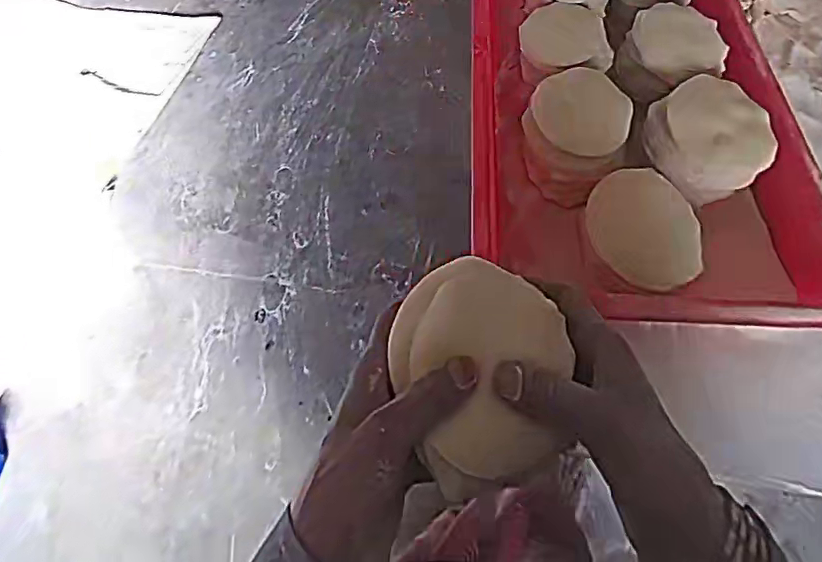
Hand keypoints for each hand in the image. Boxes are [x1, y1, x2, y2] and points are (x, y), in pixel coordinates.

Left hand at [291, 301, 476, 561]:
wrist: (329, 551)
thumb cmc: (340, 488)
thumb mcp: (381, 437)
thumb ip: (421, 402)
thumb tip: (464, 367)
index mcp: (370, 380)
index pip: (392, 324)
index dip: (416, 300)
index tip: (449, 286)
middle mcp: (386, 398)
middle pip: (420, 359)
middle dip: (449, 345)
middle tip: (485, 333)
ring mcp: (399, 431)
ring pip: (435, 398)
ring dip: (460, 390)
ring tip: (493, 378)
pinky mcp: (411, 462)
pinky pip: (444, 438)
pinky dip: (463, 433)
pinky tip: (486, 433)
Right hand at [492, 283, 727, 561]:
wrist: (678, 514)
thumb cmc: (647, 454)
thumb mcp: (600, 420)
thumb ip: (553, 394)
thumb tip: (502, 370)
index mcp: (606, 348)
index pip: (570, 301)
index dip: (540, 286)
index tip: (502, 284)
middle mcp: (599, 364)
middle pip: (557, 330)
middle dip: (523, 324)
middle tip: (483, 327)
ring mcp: (594, 395)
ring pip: (552, 366)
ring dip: (523, 364)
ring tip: (485, 366)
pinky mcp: (588, 426)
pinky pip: (550, 401)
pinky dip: (528, 400)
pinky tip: (504, 412)